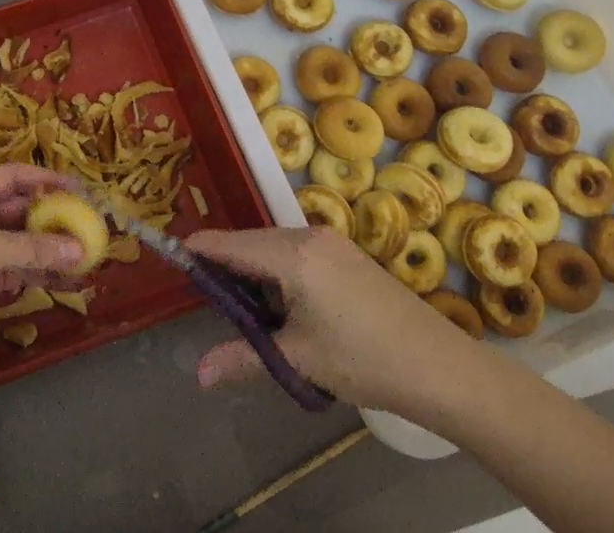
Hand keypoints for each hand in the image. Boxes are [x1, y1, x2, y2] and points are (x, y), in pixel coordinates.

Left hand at [0, 164, 87, 361]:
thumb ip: (34, 249)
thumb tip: (80, 249)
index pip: (14, 176)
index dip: (46, 180)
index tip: (80, 189)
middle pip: (22, 210)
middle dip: (54, 219)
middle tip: (89, 227)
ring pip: (24, 243)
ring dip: (52, 250)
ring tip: (88, 257)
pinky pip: (20, 270)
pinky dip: (42, 274)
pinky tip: (70, 281)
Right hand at [184, 227, 483, 420]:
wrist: (441, 368)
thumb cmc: (363, 359)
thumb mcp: (297, 358)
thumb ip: (243, 358)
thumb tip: (198, 375)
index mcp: (292, 255)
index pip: (230, 243)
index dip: (200, 251)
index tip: (172, 257)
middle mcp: (309, 237)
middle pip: (251, 242)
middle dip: (227, 266)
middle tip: (209, 300)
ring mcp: (333, 244)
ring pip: (274, 248)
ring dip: (255, 272)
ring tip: (246, 311)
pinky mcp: (349, 256)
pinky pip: (297, 253)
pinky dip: (279, 272)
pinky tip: (283, 305)